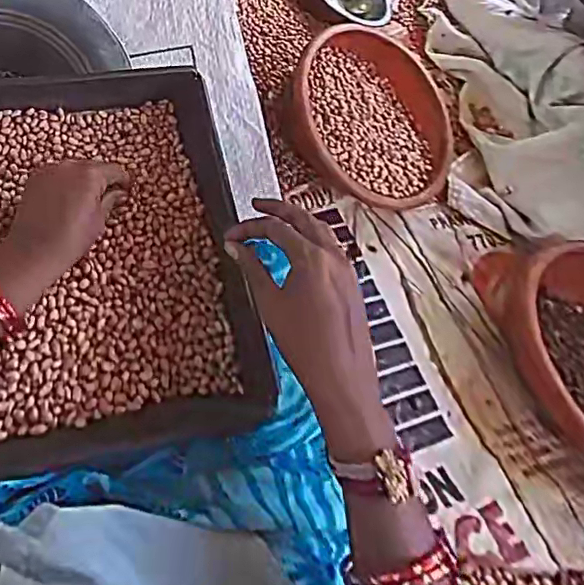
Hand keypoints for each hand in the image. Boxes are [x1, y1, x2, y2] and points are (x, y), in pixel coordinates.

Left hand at [0, 160, 128, 307]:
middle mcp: (69, 166)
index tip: (125, 190)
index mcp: (90, 175)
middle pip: (93, 167)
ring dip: (81, 181)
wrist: (31, 253)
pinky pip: (56, 175)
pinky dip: (63, 183)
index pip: (114, 170)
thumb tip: (119, 193)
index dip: (123, 180)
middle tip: (106, 198)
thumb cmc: (69, 241)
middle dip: (101, 180)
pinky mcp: (34, 178)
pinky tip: (64, 202)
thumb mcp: (97, 222)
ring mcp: (49, 170)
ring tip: (83, 203)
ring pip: (74, 170)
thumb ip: (110, 200)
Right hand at [224, 198, 393, 459]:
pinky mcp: (352, 282)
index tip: (230, 235)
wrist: (343, 379)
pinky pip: (331, 246)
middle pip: (302, 218)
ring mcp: (347, 268)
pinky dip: (312, 237)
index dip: (249, 227)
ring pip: (320, 229)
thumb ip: (252, 268)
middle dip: (277, 209)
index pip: (275, 228)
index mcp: (311, 257)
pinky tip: (299, 247)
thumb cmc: (304, 344)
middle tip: (256, 205)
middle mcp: (333, 256)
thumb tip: (235, 246)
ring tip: (277, 220)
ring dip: (298, 220)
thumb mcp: (269, 303)